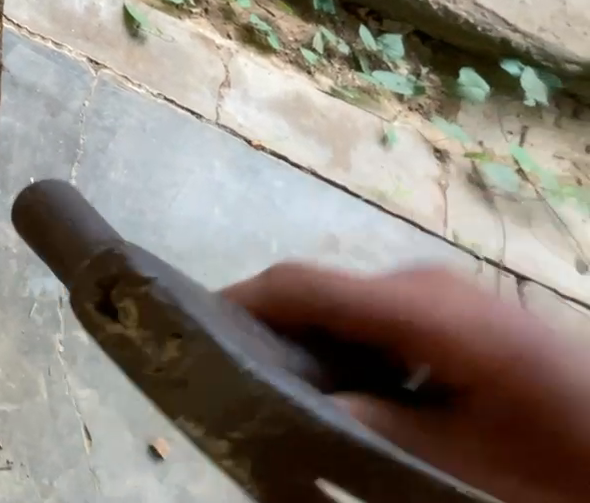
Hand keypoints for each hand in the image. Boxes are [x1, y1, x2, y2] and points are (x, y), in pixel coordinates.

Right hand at [225, 263, 589, 502]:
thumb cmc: (567, 461)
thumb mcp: (465, 460)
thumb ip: (368, 424)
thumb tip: (290, 401)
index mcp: (421, 308)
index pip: (296, 284)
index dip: (236, 300)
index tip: (191, 328)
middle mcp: (423, 281)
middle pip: (315, 289)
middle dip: (271, 327)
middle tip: (240, 371)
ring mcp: (445, 290)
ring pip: (343, 301)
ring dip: (310, 336)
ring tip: (287, 382)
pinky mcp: (461, 306)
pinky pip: (377, 311)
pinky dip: (348, 340)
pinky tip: (351, 381)